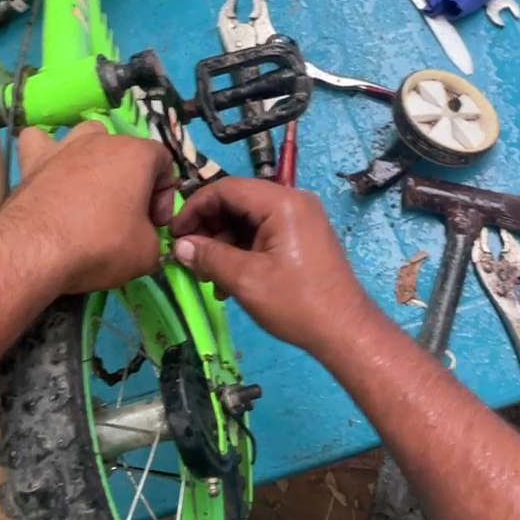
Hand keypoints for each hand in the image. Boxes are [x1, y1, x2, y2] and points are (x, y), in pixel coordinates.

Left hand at [0, 121, 177, 292]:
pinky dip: (47, 152)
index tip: (154, 223)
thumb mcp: (147, 253)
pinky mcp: (32, 160)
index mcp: (137, 155)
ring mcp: (64, 146)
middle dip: (132, 182)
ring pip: (88, 136)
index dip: (164, 195)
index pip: (164, 163)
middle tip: (127, 217)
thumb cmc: (101, 246)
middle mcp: (102, 140)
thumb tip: (142, 238)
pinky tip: (50, 170)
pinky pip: (40, 141)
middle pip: (128, 152)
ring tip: (92, 191)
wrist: (35, 252)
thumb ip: (153, 237)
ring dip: (96, 159)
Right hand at [168, 178, 380, 352]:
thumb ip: (209, 257)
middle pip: (238, 203)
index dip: (195, 208)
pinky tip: (228, 282)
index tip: (175, 234)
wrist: (345, 331)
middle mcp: (293, 202)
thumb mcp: (245, 279)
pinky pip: (263, 234)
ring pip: (248, 221)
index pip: (227, 189)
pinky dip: (242, 252)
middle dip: (209, 228)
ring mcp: (300, 220)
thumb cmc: (296, 302)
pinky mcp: (302, 238)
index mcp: (282, 202)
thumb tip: (179, 246)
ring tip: (208, 277)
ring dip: (223, 244)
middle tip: (189, 257)